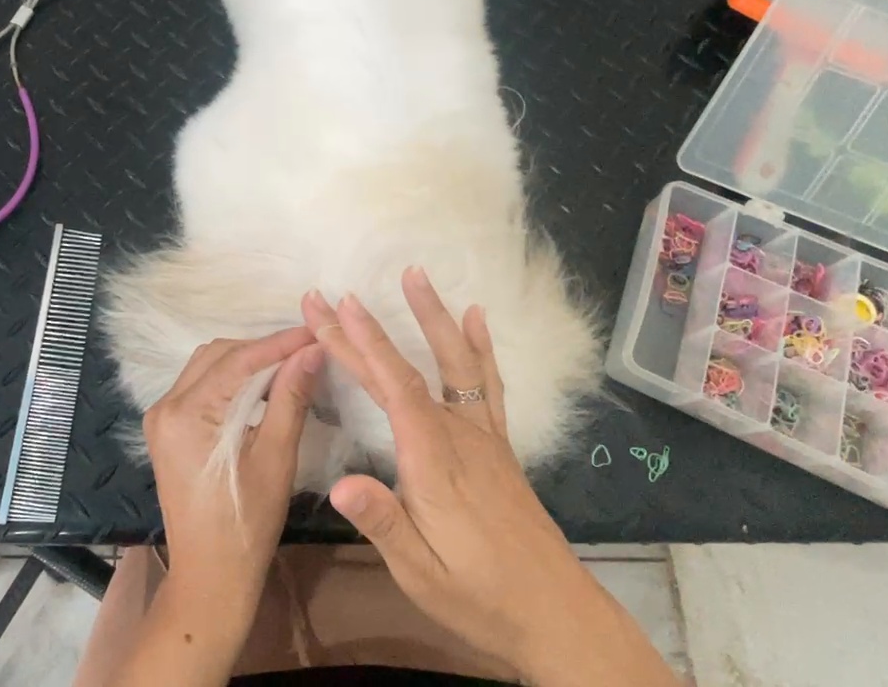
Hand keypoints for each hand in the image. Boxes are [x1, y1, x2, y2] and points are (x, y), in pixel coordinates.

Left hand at [143, 325, 322, 611]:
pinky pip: (200, 387)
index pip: (238, 360)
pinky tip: (261, 388)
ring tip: (289, 367)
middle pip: (218, 356)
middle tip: (306, 352)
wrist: (210, 578)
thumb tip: (313, 350)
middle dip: (261, 349)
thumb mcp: (275, 459)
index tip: (317, 332)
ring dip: (246, 362)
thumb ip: (290, 399)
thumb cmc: (246, 525)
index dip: (279, 343)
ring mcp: (161, 417)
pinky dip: (231, 381)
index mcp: (186, 414)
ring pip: (207, 367)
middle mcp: (165, 407)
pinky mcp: (167, 430)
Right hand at [309, 270, 675, 685]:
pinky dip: (480, 346)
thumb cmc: (479, 595)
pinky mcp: (498, 444)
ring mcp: (483, 436)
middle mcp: (460, 436)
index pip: (392, 391)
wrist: (556, 613)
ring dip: (432, 316)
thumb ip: (382, 521)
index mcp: (433, 463)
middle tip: (332, 294)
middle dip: (367, 330)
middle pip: (409, 370)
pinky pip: (488, 384)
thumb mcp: (420, 572)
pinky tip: (476, 317)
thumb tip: (339, 483)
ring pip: (455, 363)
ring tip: (414, 274)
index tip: (334, 309)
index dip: (363, 346)